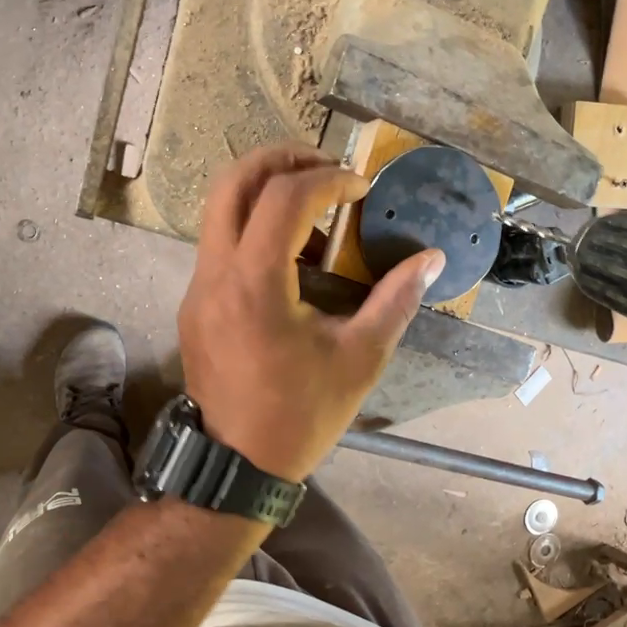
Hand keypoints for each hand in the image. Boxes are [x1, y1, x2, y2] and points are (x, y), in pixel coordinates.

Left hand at [179, 145, 445, 482]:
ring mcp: (197, 290)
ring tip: (313, 205)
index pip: (284, 198)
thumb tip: (432, 259)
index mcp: (255, 284)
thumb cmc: (301, 416)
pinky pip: (218, 245)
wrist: (236, 466)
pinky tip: (291, 254)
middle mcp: (215, 275)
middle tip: (325, 166)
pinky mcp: (194, 306)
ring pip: (218, 211)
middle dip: (281, 160)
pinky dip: (252, 227)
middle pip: (232, 182)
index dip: (328, 179)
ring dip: (264, 192)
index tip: (361, 188)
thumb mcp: (359, 360)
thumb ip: (396, 301)